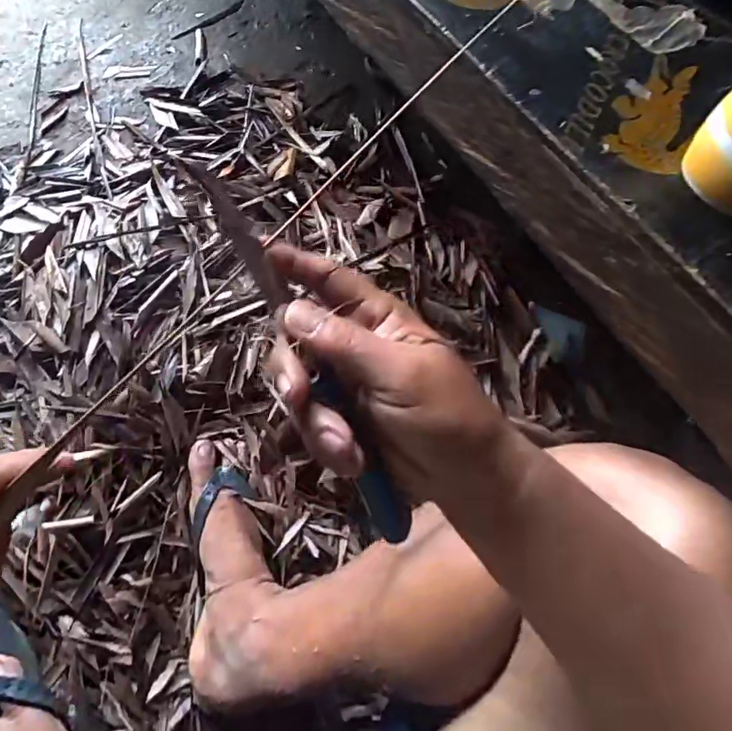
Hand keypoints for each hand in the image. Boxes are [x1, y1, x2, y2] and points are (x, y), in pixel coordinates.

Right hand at [265, 242, 508, 502]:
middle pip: (295, 336)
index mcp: (376, 318)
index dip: (298, 264)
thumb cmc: (448, 414)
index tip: (264, 250)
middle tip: (298, 394)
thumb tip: (291, 309)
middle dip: (292, 368)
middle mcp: (351, 345)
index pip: (331, 280)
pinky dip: (324, 444)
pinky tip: (353, 461)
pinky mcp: (337, 421)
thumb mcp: (401, 373)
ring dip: (315, 419)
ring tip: (346, 446)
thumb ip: (344, 343)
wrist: (467, 482)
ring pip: (296, 385)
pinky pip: (308, 423)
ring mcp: (342, 385)